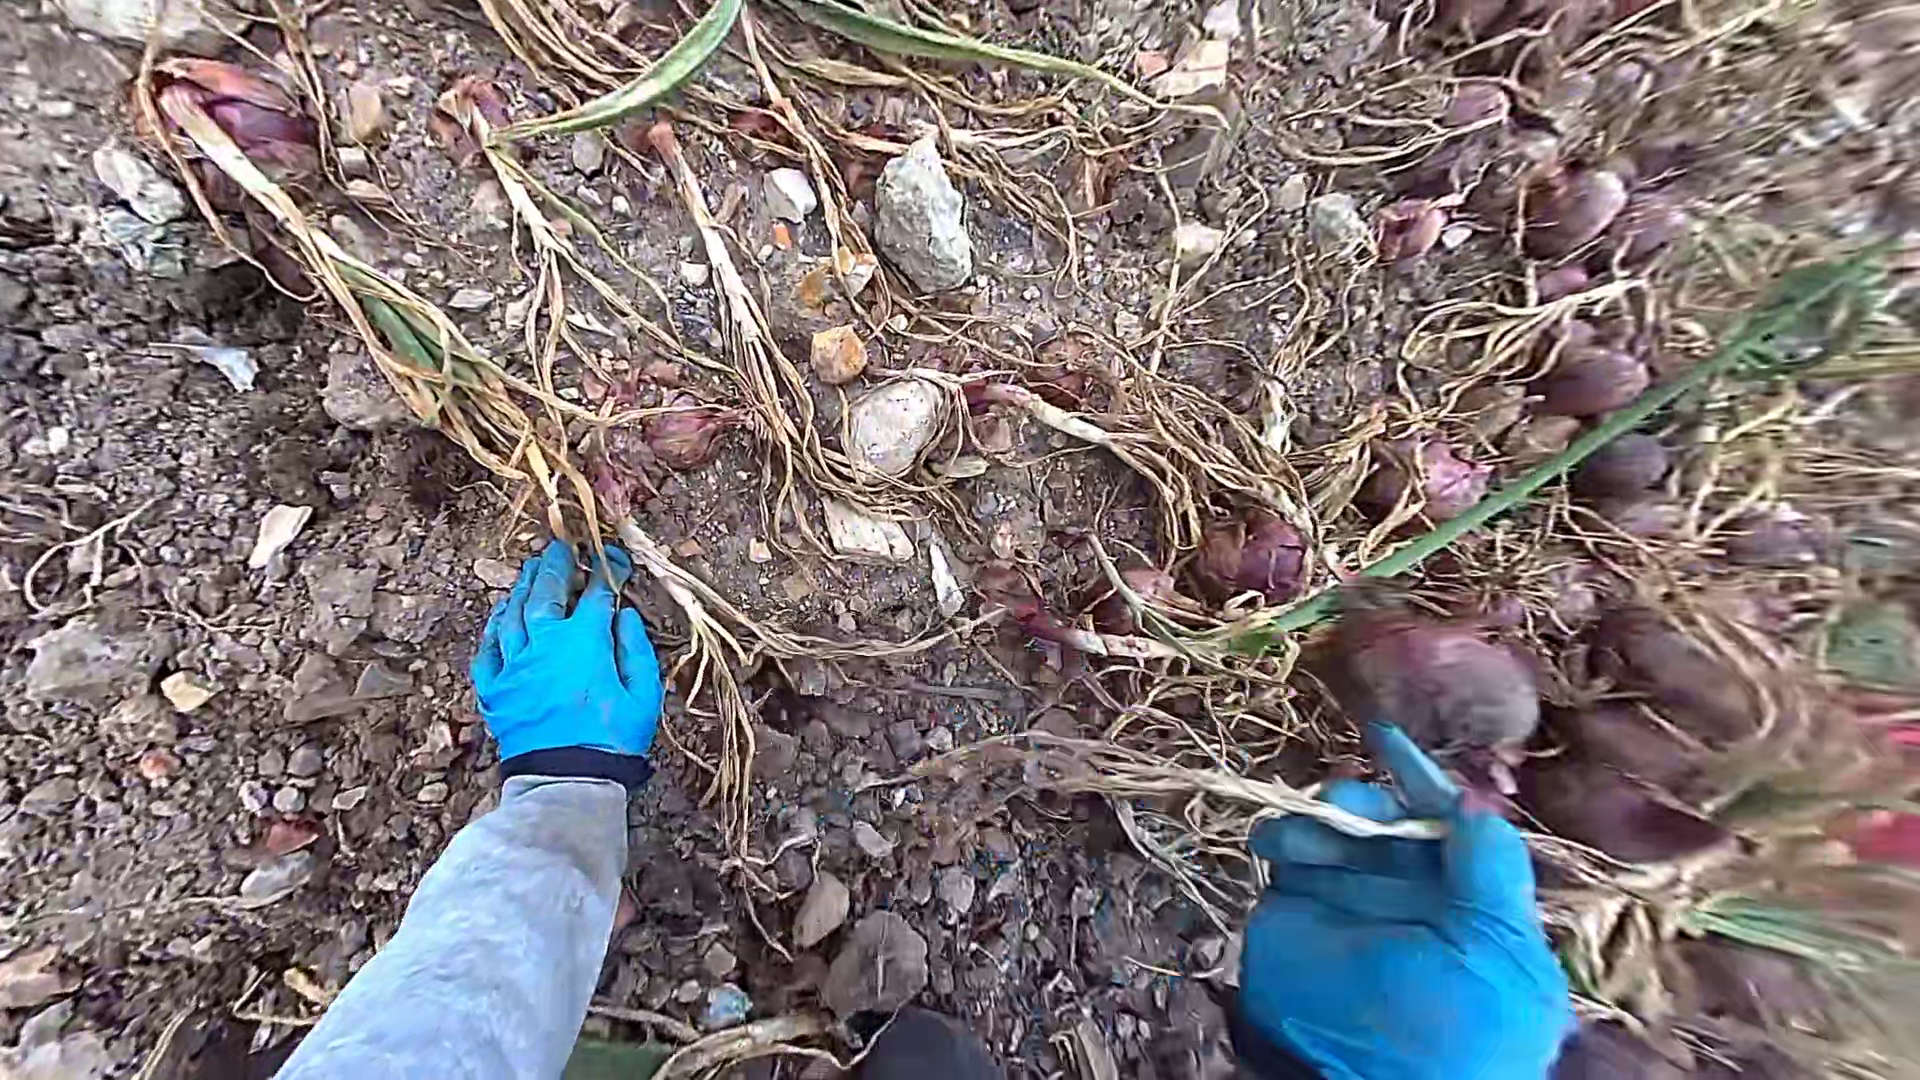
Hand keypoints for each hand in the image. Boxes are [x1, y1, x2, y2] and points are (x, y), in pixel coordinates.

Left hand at [470, 540, 662, 765]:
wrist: (567, 778)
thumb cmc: (614, 734)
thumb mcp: (643, 690)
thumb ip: (635, 647)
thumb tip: (623, 614)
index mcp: (584, 642)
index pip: (596, 593)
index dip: (607, 571)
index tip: (615, 558)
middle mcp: (544, 644)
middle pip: (546, 594)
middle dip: (556, 566)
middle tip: (560, 548)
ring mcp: (514, 665)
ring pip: (513, 614)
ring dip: (523, 588)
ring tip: (531, 570)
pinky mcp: (494, 688)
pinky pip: (488, 649)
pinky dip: (494, 627)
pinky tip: (501, 614)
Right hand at [1237, 724, 1570, 1079]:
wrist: (1337, 1074)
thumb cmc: (1437, 1028)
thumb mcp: (1496, 964)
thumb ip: (1491, 879)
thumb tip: (1477, 803)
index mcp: (1469, 906)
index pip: (1452, 827)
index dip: (1424, 780)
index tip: (1387, 738)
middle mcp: (1412, 890)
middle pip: (1388, 815)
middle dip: (1364, 801)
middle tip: (1342, 803)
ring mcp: (1351, 889)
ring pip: (1335, 821)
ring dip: (1318, 819)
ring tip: (1300, 844)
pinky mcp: (1297, 889)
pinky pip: (1287, 839)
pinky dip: (1280, 833)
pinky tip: (1275, 848)